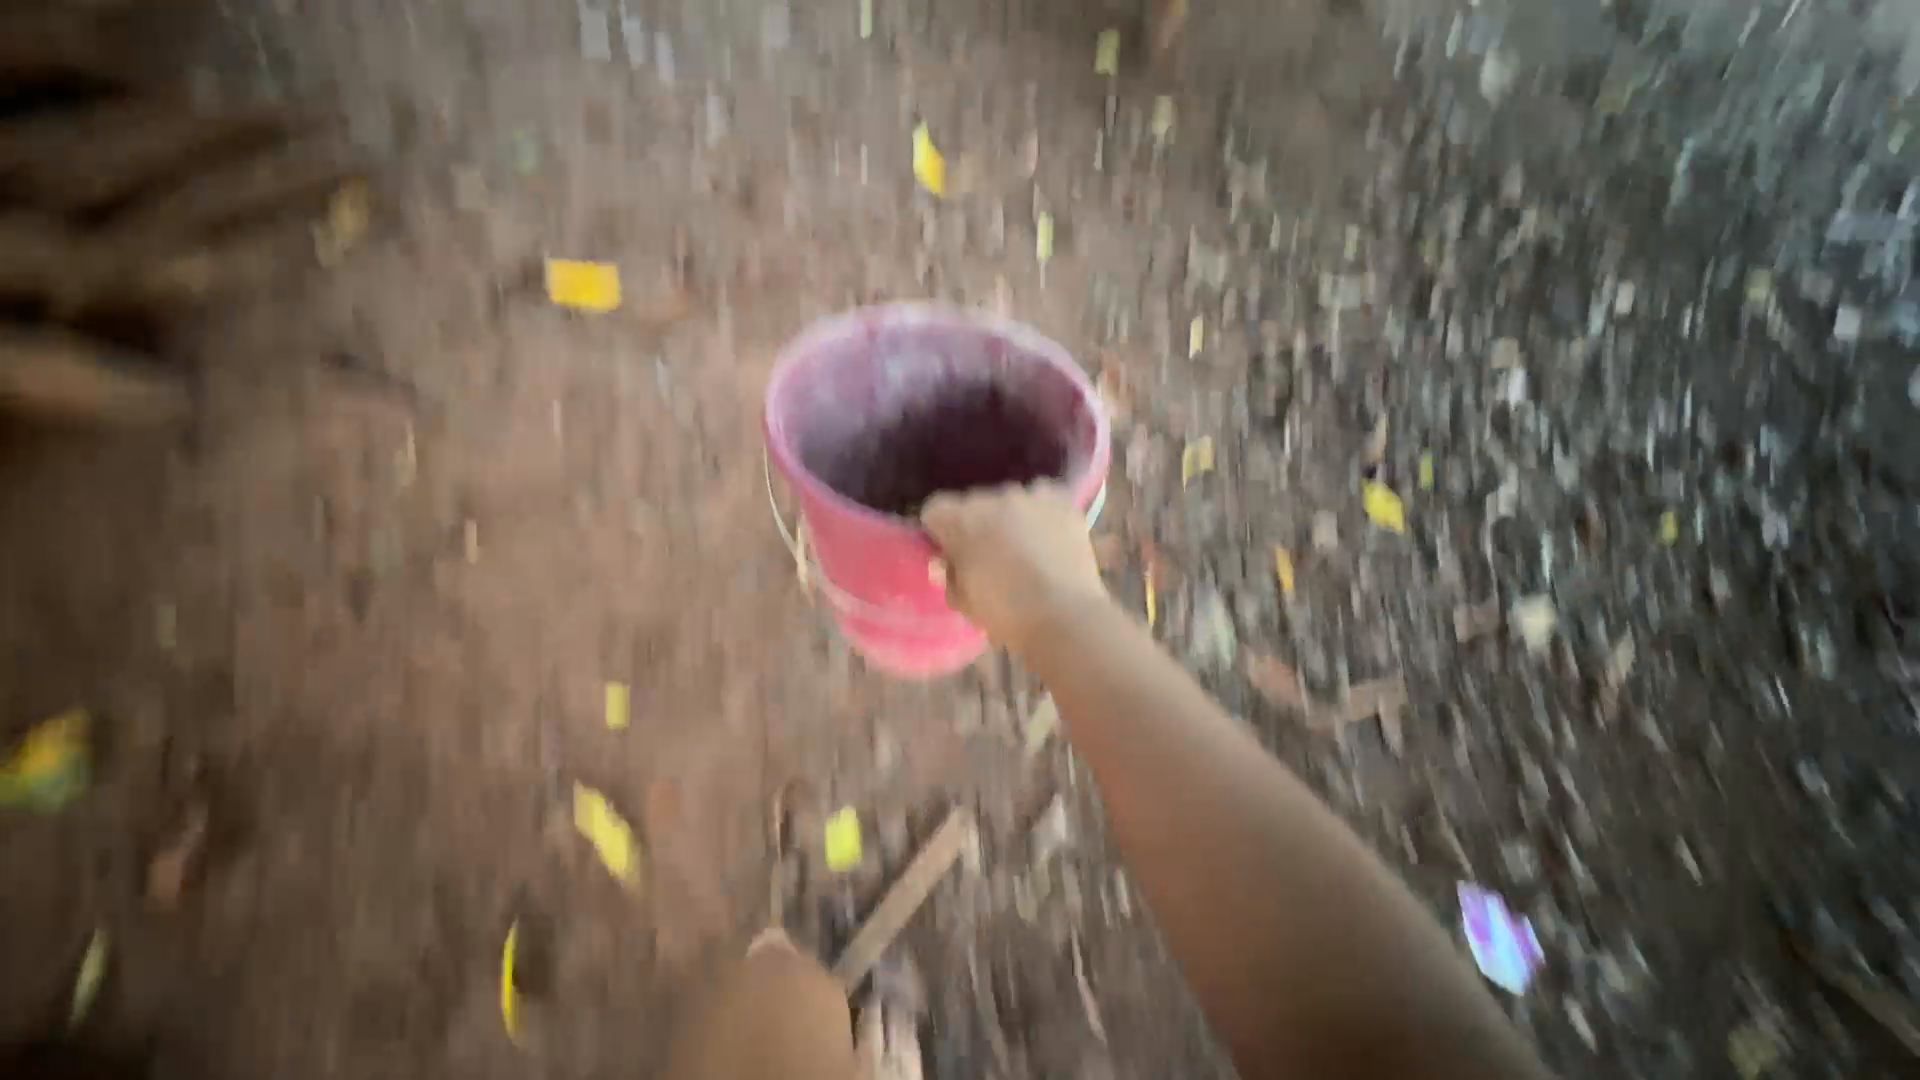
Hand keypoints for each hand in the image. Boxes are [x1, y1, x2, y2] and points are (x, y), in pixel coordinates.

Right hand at [920, 483, 1110, 654]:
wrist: (1064, 616)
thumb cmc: (1006, 614)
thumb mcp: (962, 601)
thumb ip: (949, 574)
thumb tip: (948, 562)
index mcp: (959, 520)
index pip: (934, 510)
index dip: (939, 532)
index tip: (949, 552)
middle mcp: (992, 498)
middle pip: (973, 504)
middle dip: (976, 525)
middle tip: (988, 555)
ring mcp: (1029, 495)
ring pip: (1010, 500)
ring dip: (1010, 518)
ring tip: (1024, 549)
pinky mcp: (1061, 501)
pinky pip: (1043, 498)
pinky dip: (1042, 513)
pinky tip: (1049, 537)